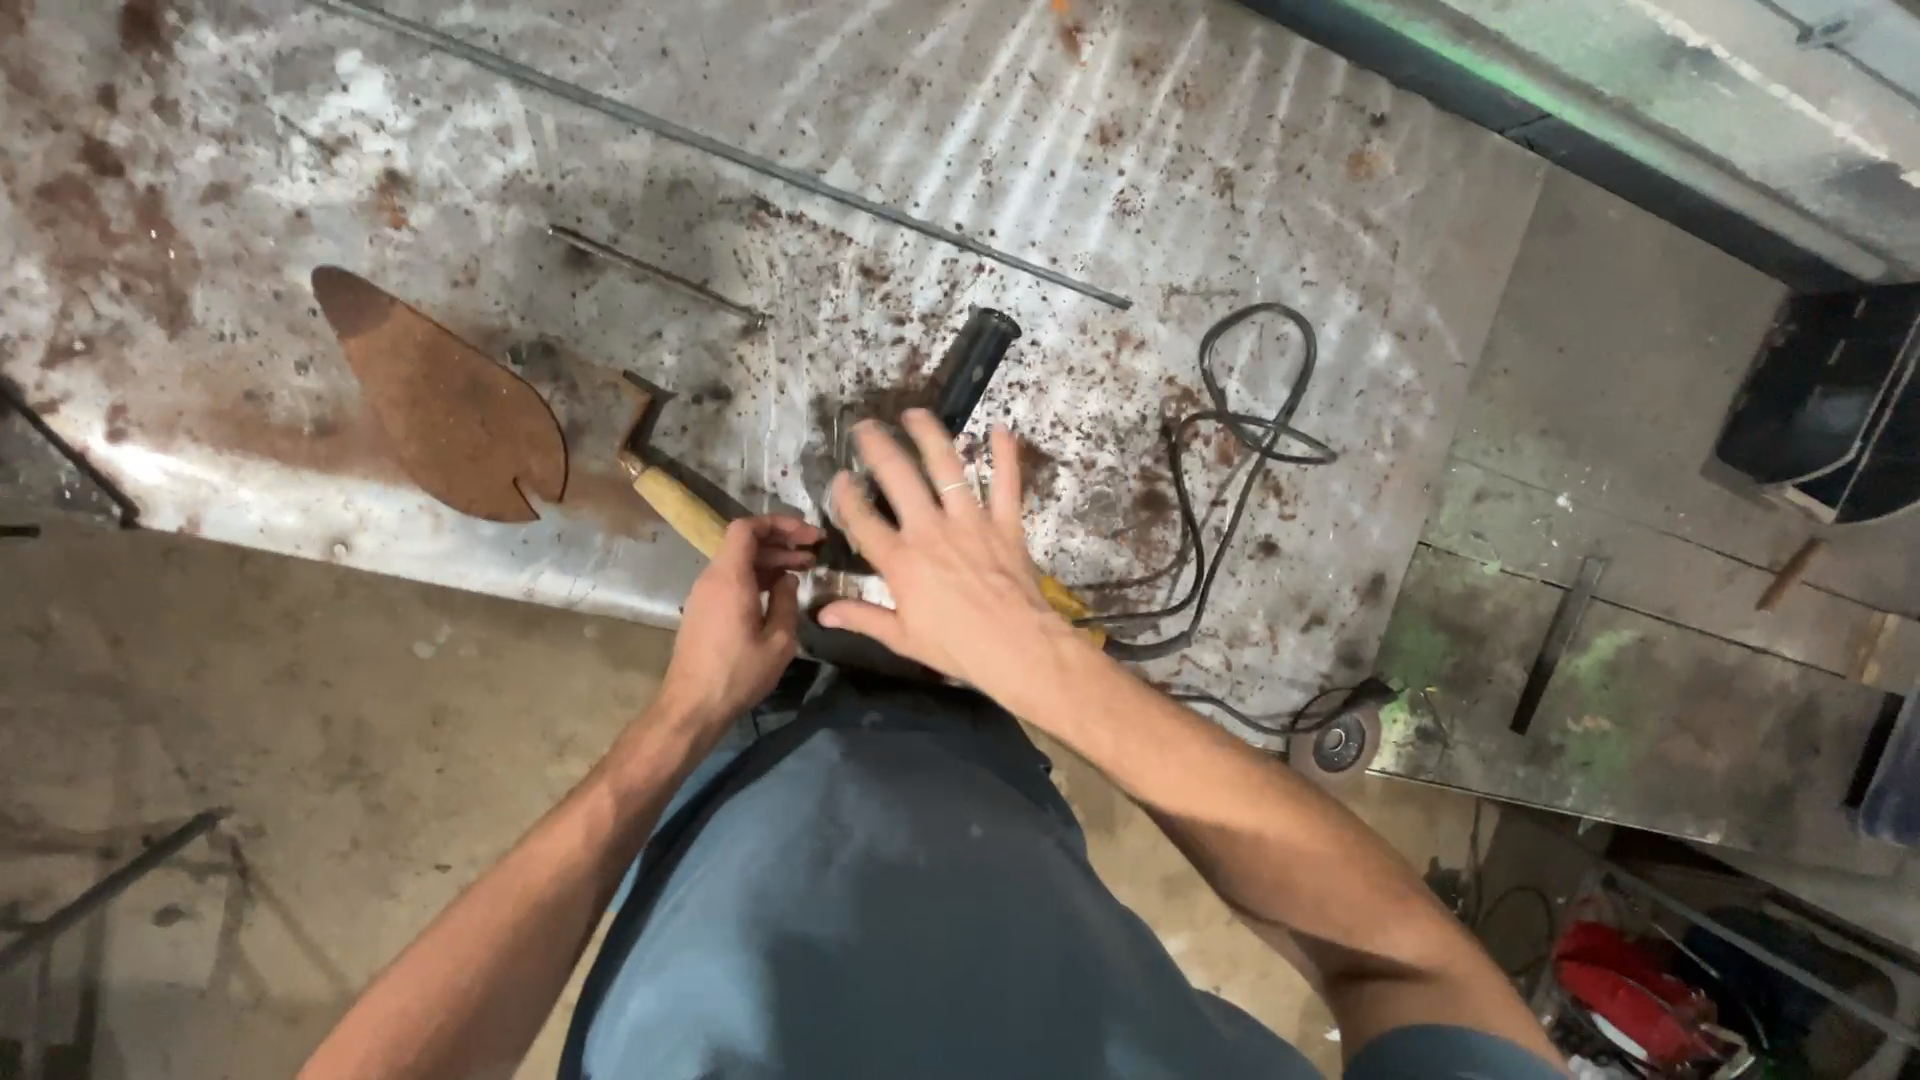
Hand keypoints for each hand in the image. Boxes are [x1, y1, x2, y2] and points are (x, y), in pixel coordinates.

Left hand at [657, 514, 822, 730]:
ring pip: (739, 561)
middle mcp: (712, 578)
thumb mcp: (779, 641)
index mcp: (730, 578)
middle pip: (745, 542)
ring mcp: (704, 594)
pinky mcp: (703, 610)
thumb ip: (786, 602)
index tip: (808, 535)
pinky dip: (757, 576)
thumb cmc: (737, 674)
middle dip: (782, 542)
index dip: (779, 523)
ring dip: (771, 561)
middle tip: (815, 552)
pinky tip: (779, 591)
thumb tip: (788, 580)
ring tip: (804, 570)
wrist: (691, 706)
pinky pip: (731, 579)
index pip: (747, 528)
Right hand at [818, 410, 1076, 695]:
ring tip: (915, 414)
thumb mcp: (902, 639)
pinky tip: (1001, 428)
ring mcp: (970, 522)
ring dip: (929, 436)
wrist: (1017, 647)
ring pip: (947, 467)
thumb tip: (821, 612)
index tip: (839, 479)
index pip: (862, 520)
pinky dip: (1006, 455)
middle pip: (898, 477)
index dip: (845, 496)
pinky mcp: (1005, 523)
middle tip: (866, 427)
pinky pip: (1007, 482)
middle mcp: (931, 531)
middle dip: (878, 447)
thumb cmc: (957, 648)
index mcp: (901, 561)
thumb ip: (862, 617)